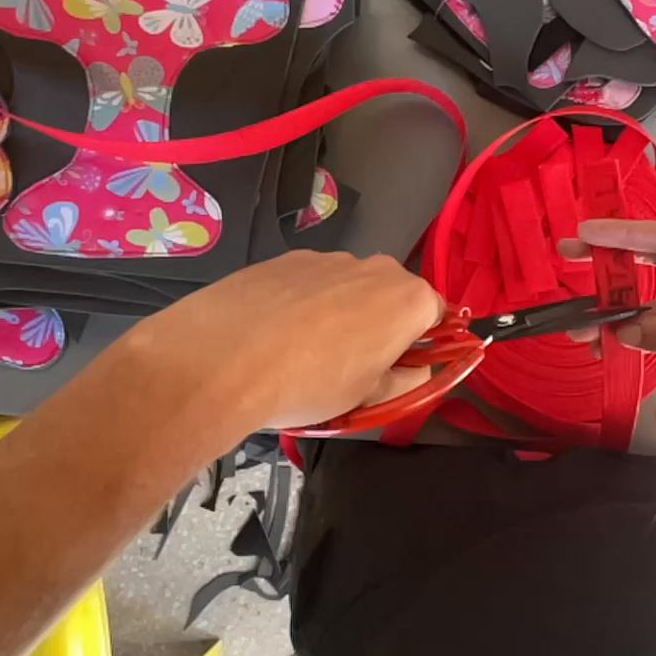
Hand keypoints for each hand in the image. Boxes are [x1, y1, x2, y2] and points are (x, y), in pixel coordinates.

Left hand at [103, 250, 442, 439]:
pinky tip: (273, 334)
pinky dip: (302, 303)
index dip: (423, 342)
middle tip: (353, 363)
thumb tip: (417, 369)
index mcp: (410, 300)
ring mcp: (329, 259)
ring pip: (350, 287)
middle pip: (393, 295)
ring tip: (303, 351)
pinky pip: (310, 282)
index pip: (437, 314)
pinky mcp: (286, 258)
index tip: (401, 365)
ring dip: (341, 312)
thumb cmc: (309, 383)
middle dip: (382, 324)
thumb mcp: (369, 398)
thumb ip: (406, 380)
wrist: (218, 360)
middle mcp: (377, 268)